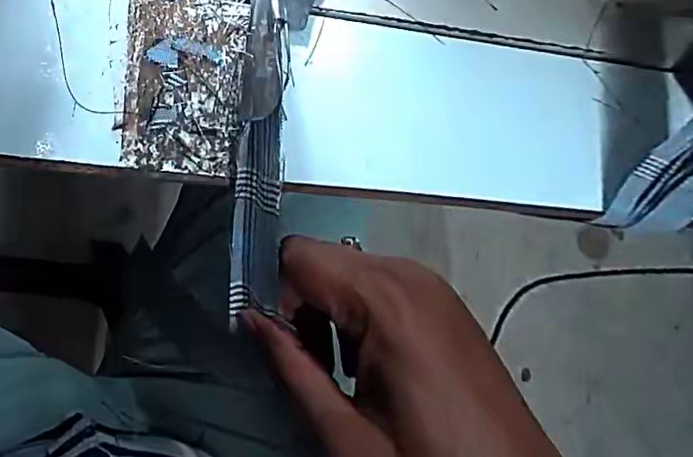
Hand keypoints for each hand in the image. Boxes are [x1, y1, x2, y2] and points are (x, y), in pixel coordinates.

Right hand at [243, 237, 560, 456]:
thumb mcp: (351, 436)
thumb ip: (291, 366)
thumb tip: (250, 317)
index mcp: (386, 297)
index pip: (295, 255)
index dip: (276, 298)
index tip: (282, 346)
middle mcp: (408, 274)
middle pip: (318, 257)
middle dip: (301, 305)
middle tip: (313, 365)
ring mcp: (431, 285)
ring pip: (343, 267)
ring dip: (328, 310)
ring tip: (342, 370)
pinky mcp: (443, 301)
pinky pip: (376, 282)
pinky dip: (357, 311)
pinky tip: (370, 363)